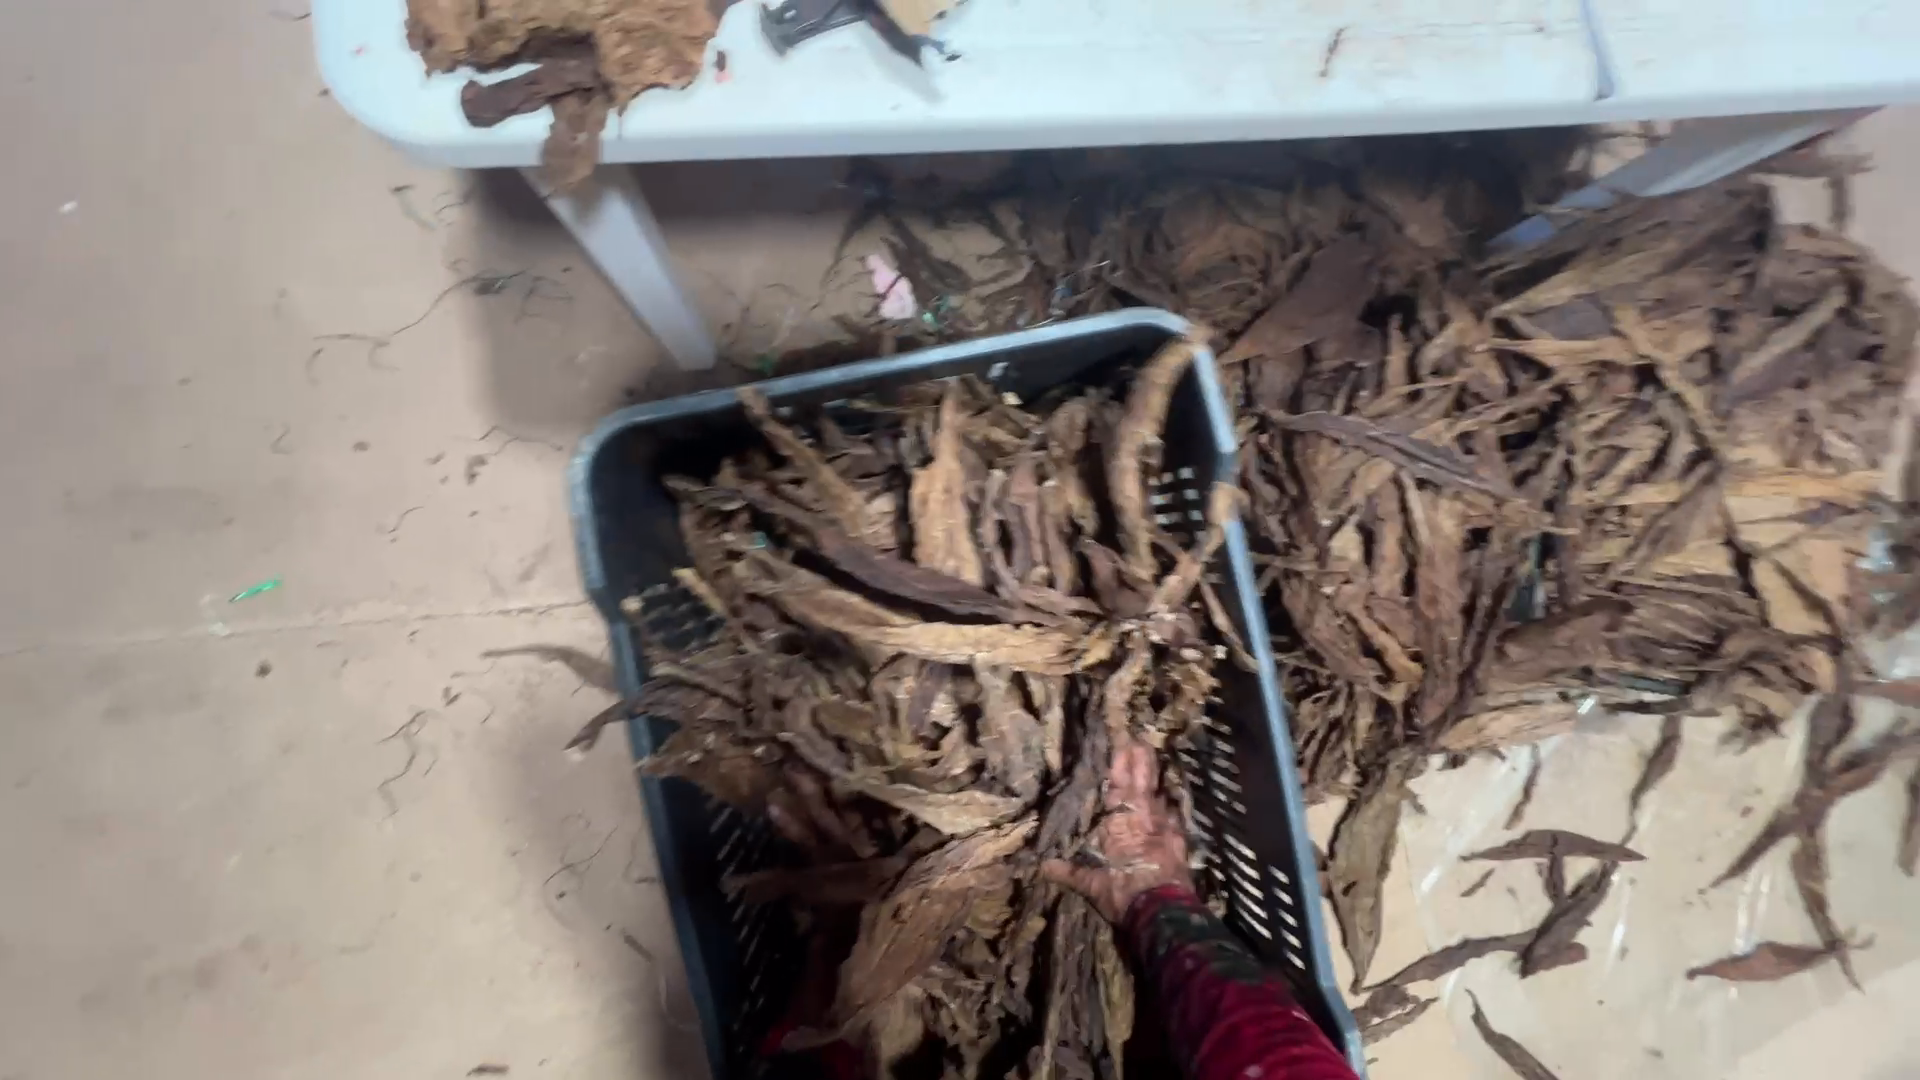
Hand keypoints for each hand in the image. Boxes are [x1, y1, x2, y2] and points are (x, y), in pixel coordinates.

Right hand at [1042, 732, 1193, 923]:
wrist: (1163, 912)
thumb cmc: (1123, 893)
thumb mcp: (1092, 885)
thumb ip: (1070, 873)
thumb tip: (1042, 867)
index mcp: (1119, 820)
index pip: (1119, 783)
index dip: (1121, 761)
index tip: (1124, 740)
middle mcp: (1142, 816)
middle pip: (1142, 780)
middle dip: (1140, 758)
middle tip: (1140, 737)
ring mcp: (1164, 826)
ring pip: (1159, 792)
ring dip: (1154, 777)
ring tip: (1153, 758)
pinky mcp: (1180, 841)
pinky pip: (1175, 818)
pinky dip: (1172, 809)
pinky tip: (1172, 803)